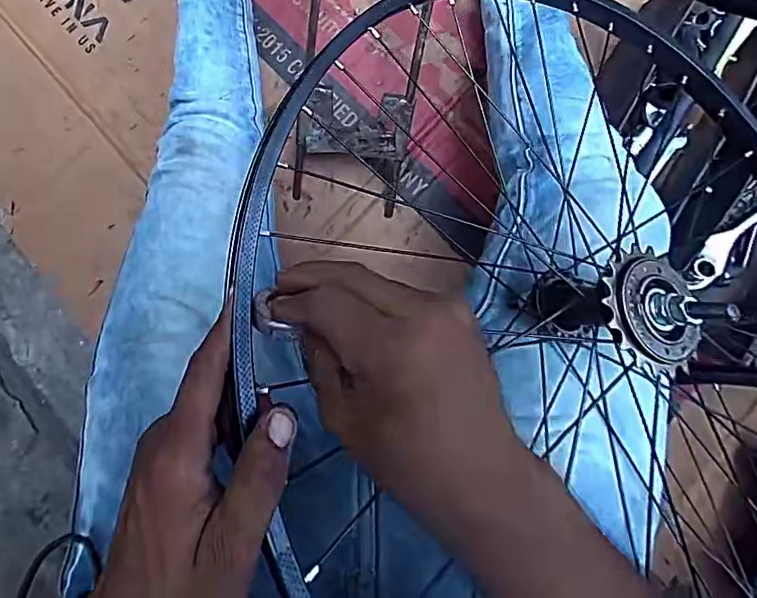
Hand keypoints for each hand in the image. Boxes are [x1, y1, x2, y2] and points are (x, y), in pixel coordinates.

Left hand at [93, 316, 295, 597]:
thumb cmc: (181, 588)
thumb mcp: (230, 545)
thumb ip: (257, 479)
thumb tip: (281, 414)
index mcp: (175, 448)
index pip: (203, 373)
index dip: (222, 332)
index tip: (241, 296)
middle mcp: (160, 439)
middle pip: (202, 386)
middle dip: (237, 358)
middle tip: (274, 334)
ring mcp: (155, 454)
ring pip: (199, 409)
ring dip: (232, 392)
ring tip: (272, 377)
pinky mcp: (157, 470)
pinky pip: (193, 429)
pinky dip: (222, 419)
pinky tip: (247, 429)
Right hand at [267, 261, 519, 517]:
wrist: (487, 480)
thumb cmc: (409, 462)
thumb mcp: (343, 417)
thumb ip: (319, 360)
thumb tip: (304, 324)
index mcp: (390, 347)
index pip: (325, 302)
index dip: (292, 302)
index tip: (268, 307)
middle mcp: (420, 314)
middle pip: (349, 275)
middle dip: (308, 277)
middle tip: (280, 284)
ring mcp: (444, 307)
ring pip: (372, 279)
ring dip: (337, 283)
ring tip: (308, 293)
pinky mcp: (457, 311)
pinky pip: (397, 292)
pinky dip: (367, 296)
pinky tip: (349, 307)